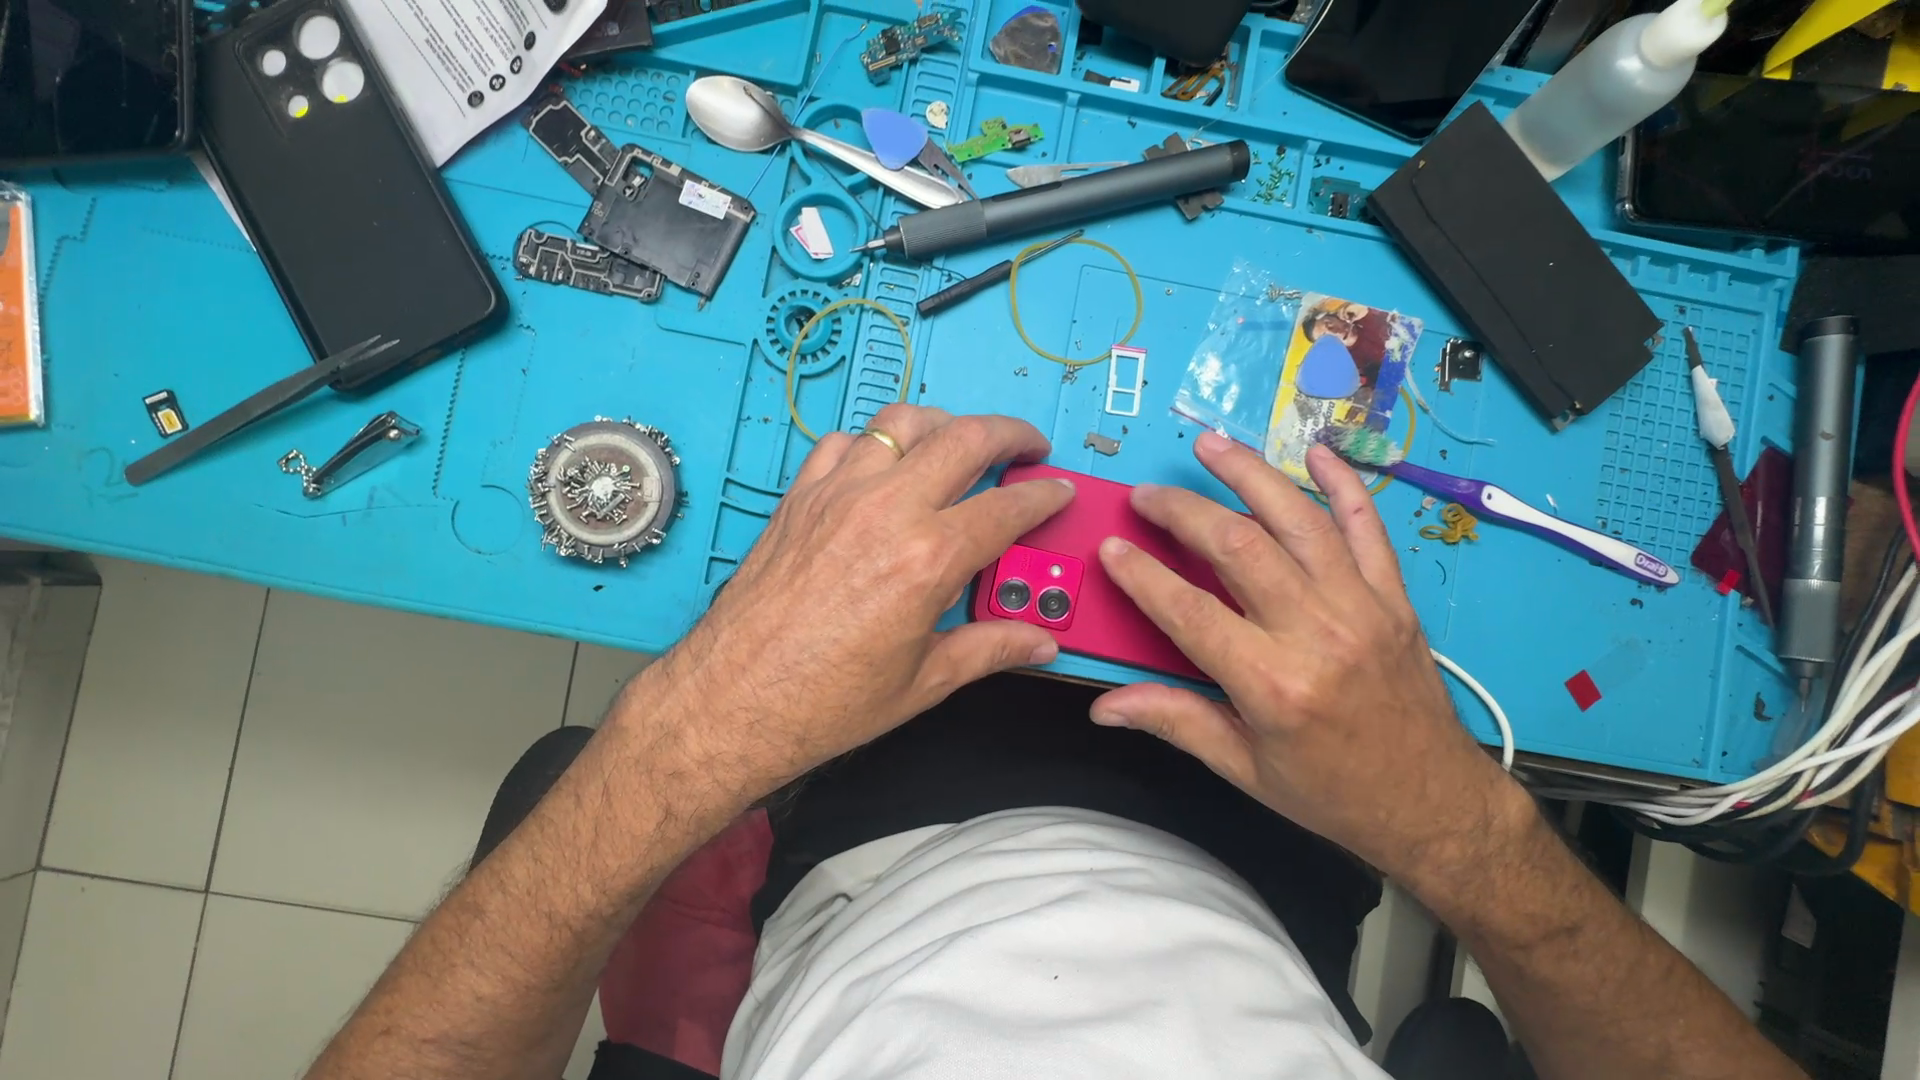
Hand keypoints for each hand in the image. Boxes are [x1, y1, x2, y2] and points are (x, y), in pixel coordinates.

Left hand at [630, 405, 1073, 795]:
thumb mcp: (924, 682)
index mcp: (928, 559)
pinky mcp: (800, 498)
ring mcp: (838, 495)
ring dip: (943, 424)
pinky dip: (874, 443)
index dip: (1042, 497)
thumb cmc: (825, 702)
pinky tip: (884, 467)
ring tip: (960, 443)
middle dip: (1010, 433)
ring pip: (902, 423)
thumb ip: (990, 648)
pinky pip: (843, 443)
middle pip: (965, 438)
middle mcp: (885, 511)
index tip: (1055, 492)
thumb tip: (1038, 643)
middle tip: (1027, 446)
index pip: (1007, 508)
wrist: (733, 701)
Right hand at [1090, 432, 1514, 879]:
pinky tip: (1316, 451)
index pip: (1190, 611)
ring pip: (1298, 520)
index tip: (1112, 547)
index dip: (1143, 575)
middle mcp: (1317, 633)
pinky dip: (1344, 484)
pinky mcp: (1393, 597)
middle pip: (1239, 547)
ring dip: (1250, 475)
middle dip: (1184, 512)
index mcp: (1272, 684)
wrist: (1433, 804)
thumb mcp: (1243, 768)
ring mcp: (1362, 606)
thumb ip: (1175, 721)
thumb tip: (1104, 707)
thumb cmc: (1330, 791)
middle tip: (1146, 495)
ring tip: (1211, 445)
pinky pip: (1368, 527)